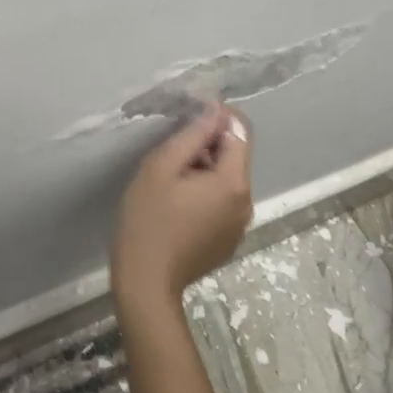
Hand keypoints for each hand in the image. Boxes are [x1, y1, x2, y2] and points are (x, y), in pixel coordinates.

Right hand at [111, 101, 252, 304]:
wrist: (146, 282)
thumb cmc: (148, 219)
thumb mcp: (161, 167)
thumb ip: (192, 134)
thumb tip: (215, 109)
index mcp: (234, 181)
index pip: (240, 130)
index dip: (218, 115)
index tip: (189, 113)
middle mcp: (246, 202)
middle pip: (235, 156)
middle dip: (208, 144)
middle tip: (170, 151)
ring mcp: (239, 225)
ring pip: (228, 180)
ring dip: (205, 169)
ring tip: (169, 179)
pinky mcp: (228, 241)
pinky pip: (223, 203)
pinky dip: (205, 193)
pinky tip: (176, 205)